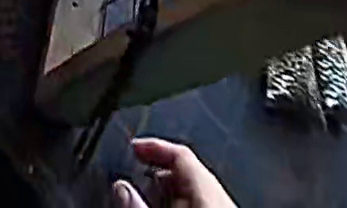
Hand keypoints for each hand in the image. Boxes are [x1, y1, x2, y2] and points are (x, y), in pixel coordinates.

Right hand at [112, 138, 236, 207]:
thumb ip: (142, 203)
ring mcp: (226, 207)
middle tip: (136, 172)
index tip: (134, 145)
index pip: (181, 152)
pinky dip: (185, 202)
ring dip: (171, 188)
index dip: (154, 144)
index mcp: (209, 189)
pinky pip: (205, 203)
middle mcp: (222, 197)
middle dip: (160, 168)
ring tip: (148, 194)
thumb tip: (120, 186)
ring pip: (198, 189)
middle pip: (190, 170)